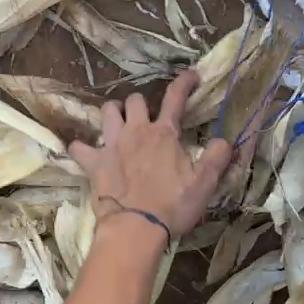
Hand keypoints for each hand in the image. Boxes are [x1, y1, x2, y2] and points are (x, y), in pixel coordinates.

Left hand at [69, 70, 232, 244]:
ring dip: (112, 113)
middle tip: (146, 117)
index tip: (191, 75)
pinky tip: (84, 152)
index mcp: (164, 134)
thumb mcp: (205, 183)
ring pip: (107, 112)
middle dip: (140, 103)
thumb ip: (217, 157)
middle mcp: (136, 131)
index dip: (184, 82)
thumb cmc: (173, 206)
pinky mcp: (94, 163)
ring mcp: (112, 145)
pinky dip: (81, 148)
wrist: (136, 228)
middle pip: (135, 100)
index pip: (175, 97)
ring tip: (118, 123)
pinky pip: (79, 147)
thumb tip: (223, 140)